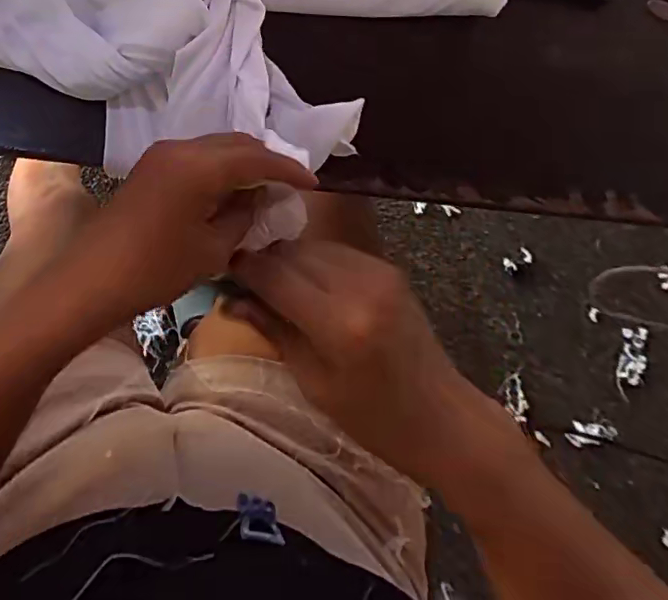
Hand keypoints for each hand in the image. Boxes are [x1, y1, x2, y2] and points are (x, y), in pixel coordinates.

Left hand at [49, 134, 315, 335]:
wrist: (94, 276)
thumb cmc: (157, 268)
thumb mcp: (213, 248)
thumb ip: (243, 215)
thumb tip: (259, 195)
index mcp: (199, 165)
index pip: (256, 156)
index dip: (288, 168)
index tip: (312, 183)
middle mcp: (180, 148)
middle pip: (234, 143)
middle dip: (265, 159)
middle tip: (288, 184)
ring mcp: (160, 153)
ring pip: (213, 146)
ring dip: (240, 161)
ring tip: (262, 187)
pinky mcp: (149, 164)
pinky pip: (194, 155)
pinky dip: (217, 166)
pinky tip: (229, 188)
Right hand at [229, 238, 517, 487]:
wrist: (447, 421)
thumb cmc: (375, 419)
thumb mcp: (313, 382)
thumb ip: (272, 329)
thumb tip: (228, 298)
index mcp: (340, 323)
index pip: (271, 274)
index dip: (241, 268)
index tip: (220, 272)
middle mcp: (359, 286)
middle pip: (289, 252)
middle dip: (261, 261)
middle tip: (240, 278)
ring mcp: (377, 272)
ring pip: (308, 245)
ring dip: (284, 258)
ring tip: (271, 282)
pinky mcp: (387, 267)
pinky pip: (332, 251)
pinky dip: (310, 260)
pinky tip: (304, 283)